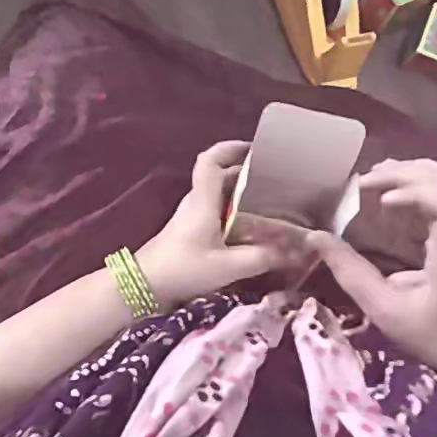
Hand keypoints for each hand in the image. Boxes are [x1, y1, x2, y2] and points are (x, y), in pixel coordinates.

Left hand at [137, 141, 297, 303]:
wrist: (143, 287)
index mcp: (202, 200)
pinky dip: (233, 215)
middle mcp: (195, 203)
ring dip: (240, 197)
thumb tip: (293, 253)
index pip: (210, 160)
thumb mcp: (227, 266)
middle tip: (275, 183)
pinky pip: (214, 214)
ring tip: (269, 206)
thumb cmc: (182, 269)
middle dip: (246, 175)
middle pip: (220, 177)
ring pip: (218, 197)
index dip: (230, 148)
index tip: (254, 149)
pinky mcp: (188, 233)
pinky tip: (250, 231)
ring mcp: (189, 218)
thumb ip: (261, 258)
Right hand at [310, 159, 436, 378]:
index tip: (381, 202)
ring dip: (415, 173)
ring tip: (376, 180)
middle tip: (365, 182)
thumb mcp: (385, 311)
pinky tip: (394, 193)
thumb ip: (351, 273)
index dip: (418, 191)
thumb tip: (316, 238)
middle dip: (407, 173)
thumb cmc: (433, 336)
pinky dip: (423, 183)